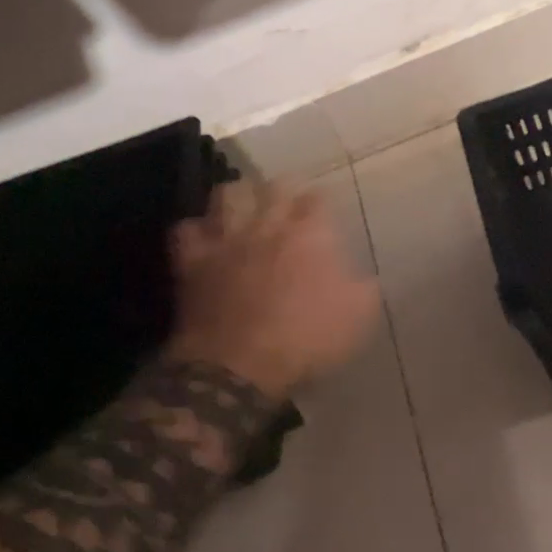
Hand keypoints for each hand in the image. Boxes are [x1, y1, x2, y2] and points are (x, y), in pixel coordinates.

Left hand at [170, 182, 380, 398]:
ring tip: (243, 207)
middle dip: (282, 190)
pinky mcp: (193, 261)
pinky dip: (196, 229)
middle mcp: (268, 225)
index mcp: (311, 234)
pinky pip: (187, 228)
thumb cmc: (306, 339)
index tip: (324, 211)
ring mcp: (226, 240)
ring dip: (238, 198)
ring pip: (227, 194)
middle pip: (273, 186)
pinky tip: (204, 237)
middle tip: (286, 202)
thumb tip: (364, 276)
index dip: (321, 202)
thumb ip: (363, 287)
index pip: (317, 199)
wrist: (240, 366)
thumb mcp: (358, 317)